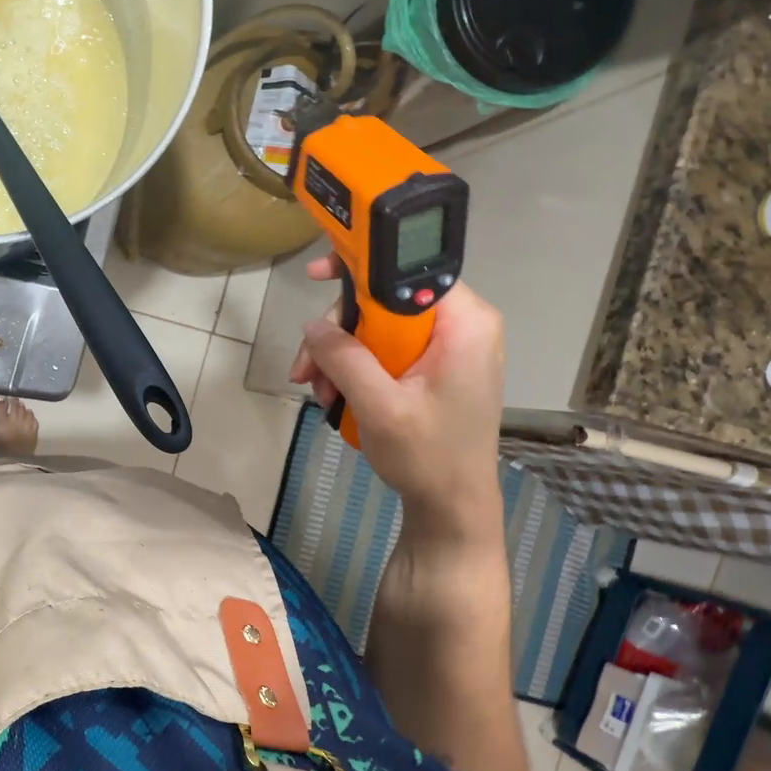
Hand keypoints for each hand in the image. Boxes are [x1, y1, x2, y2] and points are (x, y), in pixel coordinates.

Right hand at [289, 253, 504, 539]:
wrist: (452, 504)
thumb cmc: (428, 456)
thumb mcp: (380, 407)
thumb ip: (345, 359)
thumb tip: (312, 327)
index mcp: (464, 323)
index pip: (408, 270)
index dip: (362, 266)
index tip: (318, 274)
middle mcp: (460, 325)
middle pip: (382, 300)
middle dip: (338, 332)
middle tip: (307, 370)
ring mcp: (447, 346)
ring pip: (375, 327)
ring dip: (338, 357)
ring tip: (321, 394)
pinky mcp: (433, 366)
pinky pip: (383, 349)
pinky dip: (354, 369)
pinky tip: (337, 396)